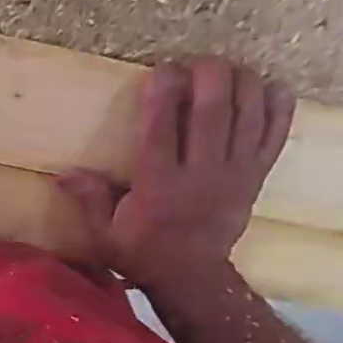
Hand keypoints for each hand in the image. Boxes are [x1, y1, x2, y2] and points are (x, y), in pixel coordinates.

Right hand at [57, 57, 294, 290]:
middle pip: (213, 110)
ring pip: (247, 114)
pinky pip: (275, 135)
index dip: (164, 90)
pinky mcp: (256, 177)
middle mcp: (201, 174)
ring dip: (241, 81)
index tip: (162, 67)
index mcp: (160, 185)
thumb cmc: (144, 253)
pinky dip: (278, 107)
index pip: (163, 127)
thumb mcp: (106, 234)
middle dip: (207, 74)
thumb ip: (90, 199)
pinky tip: (271, 87)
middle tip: (196, 62)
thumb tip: (64, 173)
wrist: (192, 279)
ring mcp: (234, 174)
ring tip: (227, 68)